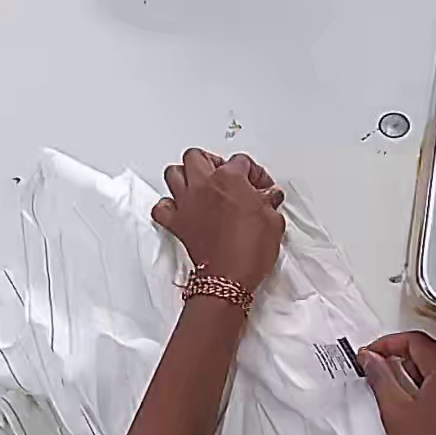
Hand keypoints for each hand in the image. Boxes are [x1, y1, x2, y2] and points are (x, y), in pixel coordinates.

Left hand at [152, 149, 285, 292]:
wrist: (229, 278)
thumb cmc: (249, 251)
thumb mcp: (273, 221)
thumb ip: (269, 202)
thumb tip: (268, 199)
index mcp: (230, 179)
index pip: (241, 161)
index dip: (254, 172)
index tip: (260, 186)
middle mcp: (204, 185)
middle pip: (197, 156)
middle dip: (212, 161)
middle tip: (224, 173)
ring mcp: (187, 203)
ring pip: (174, 173)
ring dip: (186, 176)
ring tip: (199, 184)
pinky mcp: (176, 223)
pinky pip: (161, 206)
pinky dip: (168, 205)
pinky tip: (180, 208)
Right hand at [358, 331, 435, 434]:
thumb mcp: (396, 414)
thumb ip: (381, 377)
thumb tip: (372, 359)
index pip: (417, 341)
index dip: (387, 345)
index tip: (371, 355)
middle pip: (434, 355)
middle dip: (404, 363)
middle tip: (379, 375)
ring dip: (421, 379)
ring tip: (398, 399)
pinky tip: (420, 413)